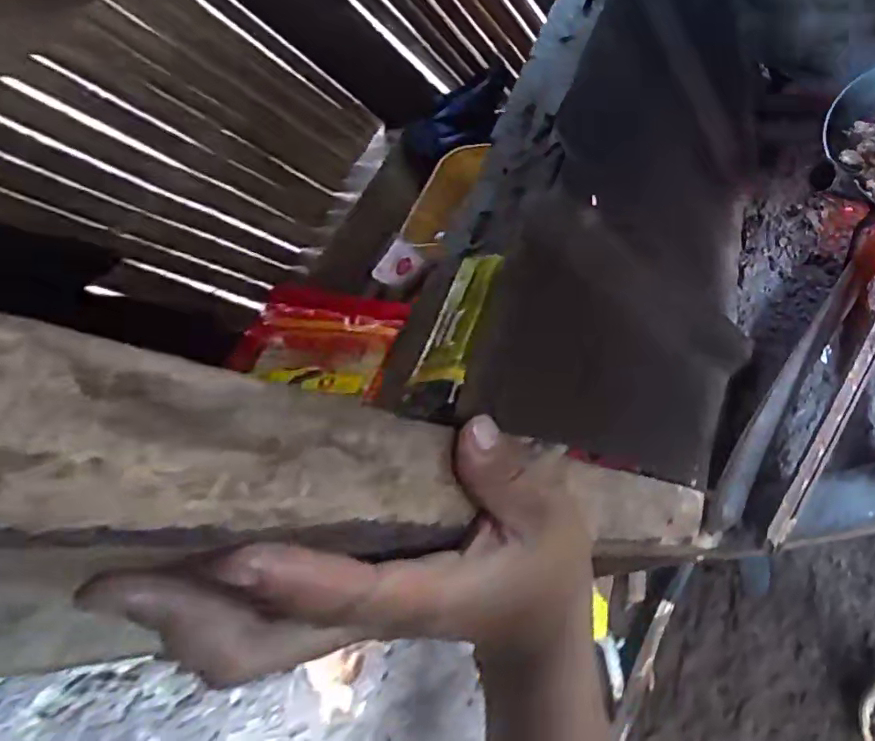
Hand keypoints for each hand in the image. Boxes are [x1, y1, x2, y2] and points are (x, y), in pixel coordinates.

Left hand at [77, 415, 594, 687]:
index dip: (295, 580)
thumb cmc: (544, 567)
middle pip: (258, 648)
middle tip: (121, 577)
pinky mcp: (340, 616)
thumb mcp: (550, 517)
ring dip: (182, 619)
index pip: (350, 596)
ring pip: (243, 649)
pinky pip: (256, 629)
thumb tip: (471, 428)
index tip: (236, 555)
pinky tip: (191, 574)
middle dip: (187, 618)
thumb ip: (511, 478)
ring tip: (131, 576)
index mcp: (426, 596)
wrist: (534, 622)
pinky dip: (208, 611)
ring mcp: (347, 625)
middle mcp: (370, 621)